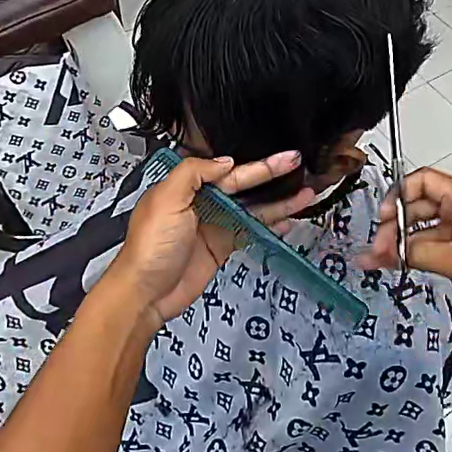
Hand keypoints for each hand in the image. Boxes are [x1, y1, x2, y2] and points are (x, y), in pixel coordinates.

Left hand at [104, 151, 315, 331]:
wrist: (147, 292)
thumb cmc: (148, 248)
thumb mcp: (166, 200)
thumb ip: (194, 173)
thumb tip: (224, 162)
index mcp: (185, 187)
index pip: (226, 170)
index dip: (254, 164)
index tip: (277, 158)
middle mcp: (202, 203)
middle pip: (244, 185)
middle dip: (271, 175)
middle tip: (295, 163)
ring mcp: (214, 225)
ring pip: (253, 208)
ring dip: (279, 201)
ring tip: (304, 193)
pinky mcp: (223, 246)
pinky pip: (252, 231)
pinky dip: (271, 225)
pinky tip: (288, 219)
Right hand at [357, 168, 451, 325]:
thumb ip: (417, 252)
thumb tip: (388, 250)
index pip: (422, 180)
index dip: (398, 196)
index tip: (383, 218)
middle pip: (422, 205)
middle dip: (397, 225)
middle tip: (380, 248)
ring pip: (429, 228)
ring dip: (407, 243)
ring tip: (386, 261)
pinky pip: (441, 245)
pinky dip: (422, 254)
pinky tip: (408, 266)